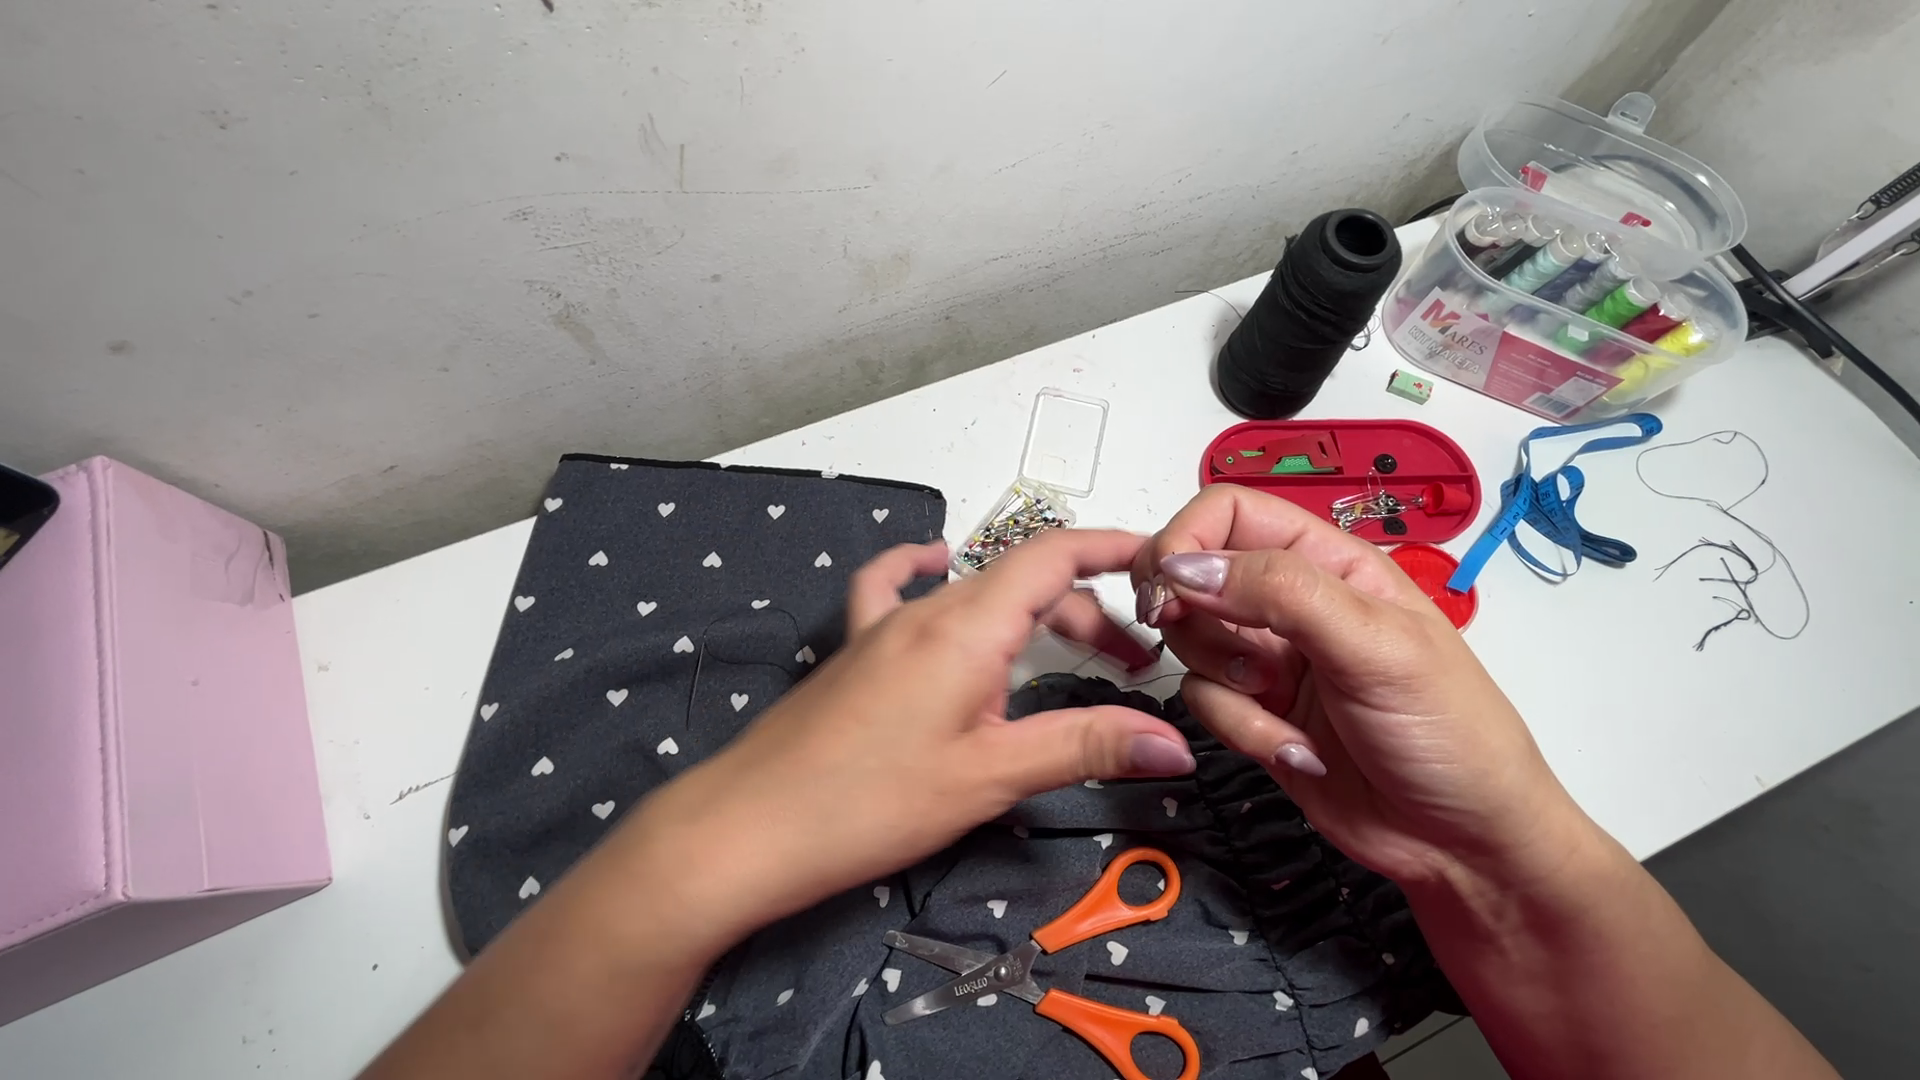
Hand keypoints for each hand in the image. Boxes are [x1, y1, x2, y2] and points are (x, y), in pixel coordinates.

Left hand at [627, 530, 1193, 950]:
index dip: (1112, 548)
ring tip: (1066, 651)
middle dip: (1088, 610)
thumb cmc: (873, 801)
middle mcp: (929, 607)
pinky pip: (895, 586)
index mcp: (969, 625)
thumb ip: (1085, 747)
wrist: (750, 825)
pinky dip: (927, 569)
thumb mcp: (991, 776)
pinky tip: (935, 569)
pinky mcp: (856, 647)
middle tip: (1130, 666)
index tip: (1158, 564)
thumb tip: (1177, 743)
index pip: (1054, 555)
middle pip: (1025, 580)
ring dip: (1031, 611)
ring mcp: (885, 623)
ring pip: (976, 591)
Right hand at [1133, 485, 1595, 888]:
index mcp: (1328, 563)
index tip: (1167, 583)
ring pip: (1188, 638)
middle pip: (1192, 574)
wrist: (1461, 843)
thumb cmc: (1453, 735)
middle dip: (1190, 612)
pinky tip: (1294, 746)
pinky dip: (1237, 726)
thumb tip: (1186, 565)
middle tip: (1210, 642)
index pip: (1229, 514)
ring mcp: (1266, 657)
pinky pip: (1200, 699)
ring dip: (1222, 675)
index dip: (1187, 538)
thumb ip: (1281, 592)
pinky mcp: (1251, 709)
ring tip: (1278, 696)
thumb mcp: (1376, 648)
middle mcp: (1288, 603)